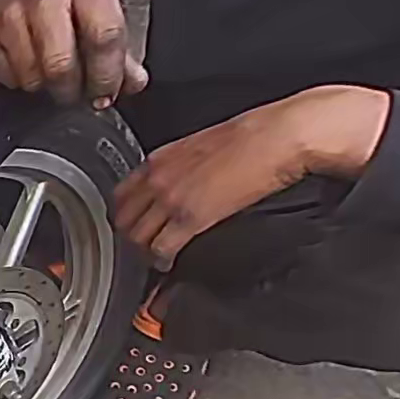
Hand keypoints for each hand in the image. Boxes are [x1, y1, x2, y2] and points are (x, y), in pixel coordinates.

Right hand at [0, 0, 148, 107]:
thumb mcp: (92, 12)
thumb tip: (133, 82)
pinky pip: (8, 77)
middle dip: (70, 91)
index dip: (106, 76)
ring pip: (32, 77)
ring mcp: (12, 11)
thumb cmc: (53, 2)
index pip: (104, 37)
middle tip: (71, 92)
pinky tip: (23, 65)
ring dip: (41, 86)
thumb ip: (114, 50)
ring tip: (45, 73)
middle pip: (63, 65)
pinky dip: (17, 81)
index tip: (104, 95)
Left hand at [114, 85, 390, 265]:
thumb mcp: (198, 145)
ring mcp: (171, 199)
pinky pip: (161, 249)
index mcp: (158, 160)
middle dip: (127, 238)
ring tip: (152, 258)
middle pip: (123, 220)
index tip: (128, 226)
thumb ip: (176, 167)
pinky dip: (160, 261)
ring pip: (137, 238)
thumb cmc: (250, 136)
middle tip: (137, 248)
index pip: (120, 196)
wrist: (279, 134)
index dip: (122, 216)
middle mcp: (157, 179)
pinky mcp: (191, 218)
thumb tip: (174, 184)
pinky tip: (167, 264)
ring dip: (142, 252)